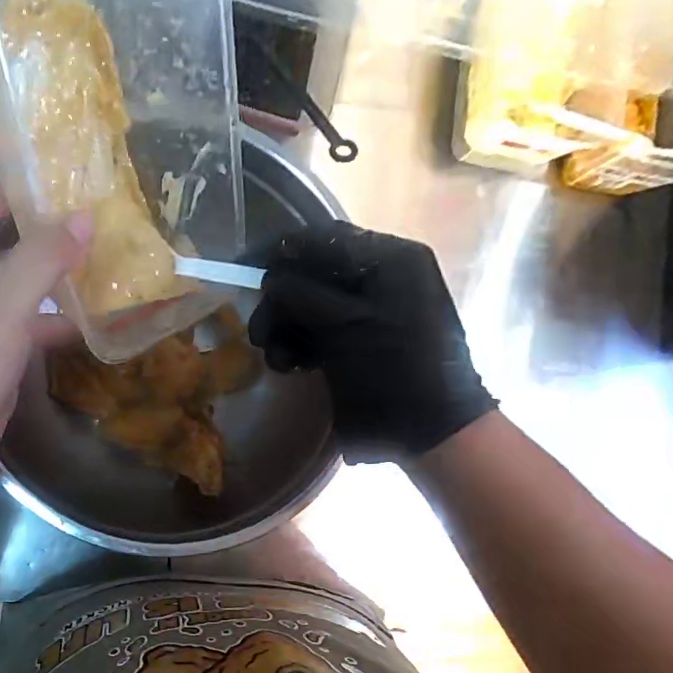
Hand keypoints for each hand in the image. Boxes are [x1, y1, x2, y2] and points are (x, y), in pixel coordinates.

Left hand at [0, 134, 89, 466]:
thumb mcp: (3, 302)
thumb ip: (44, 257)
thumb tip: (86, 216)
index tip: (16, 137)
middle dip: (20, 203)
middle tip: (68, 192)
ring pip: (7, 265)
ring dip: (43, 254)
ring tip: (89, 240)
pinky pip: (25, 309)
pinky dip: (54, 306)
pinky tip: (91, 308)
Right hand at [250, 222, 495, 462]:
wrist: (431, 432)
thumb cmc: (394, 370)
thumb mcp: (344, 325)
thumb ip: (301, 294)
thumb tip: (270, 281)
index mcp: (389, 259)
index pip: (322, 240)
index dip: (278, 253)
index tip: (241, 269)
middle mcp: (382, 278)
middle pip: (314, 274)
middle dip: (281, 303)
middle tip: (259, 335)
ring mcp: (373, 313)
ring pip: (313, 306)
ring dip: (287, 328)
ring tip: (278, 359)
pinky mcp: (363, 343)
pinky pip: (323, 332)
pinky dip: (301, 345)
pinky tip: (291, 366)